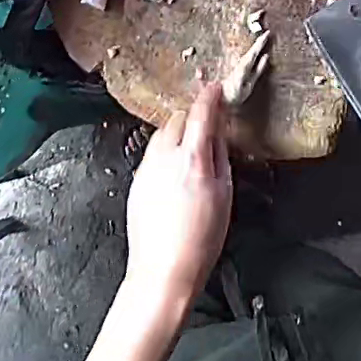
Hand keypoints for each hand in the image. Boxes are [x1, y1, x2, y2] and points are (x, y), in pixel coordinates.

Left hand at [122, 83, 232, 313]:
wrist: (164, 271)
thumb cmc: (201, 238)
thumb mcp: (224, 192)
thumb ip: (220, 156)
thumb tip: (218, 135)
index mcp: (191, 159)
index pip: (201, 113)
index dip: (210, 97)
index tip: (216, 89)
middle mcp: (163, 159)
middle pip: (176, 119)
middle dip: (192, 117)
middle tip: (208, 124)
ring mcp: (146, 171)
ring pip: (161, 136)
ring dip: (177, 134)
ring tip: (193, 150)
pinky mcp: (136, 184)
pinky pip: (152, 156)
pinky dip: (165, 154)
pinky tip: (177, 173)